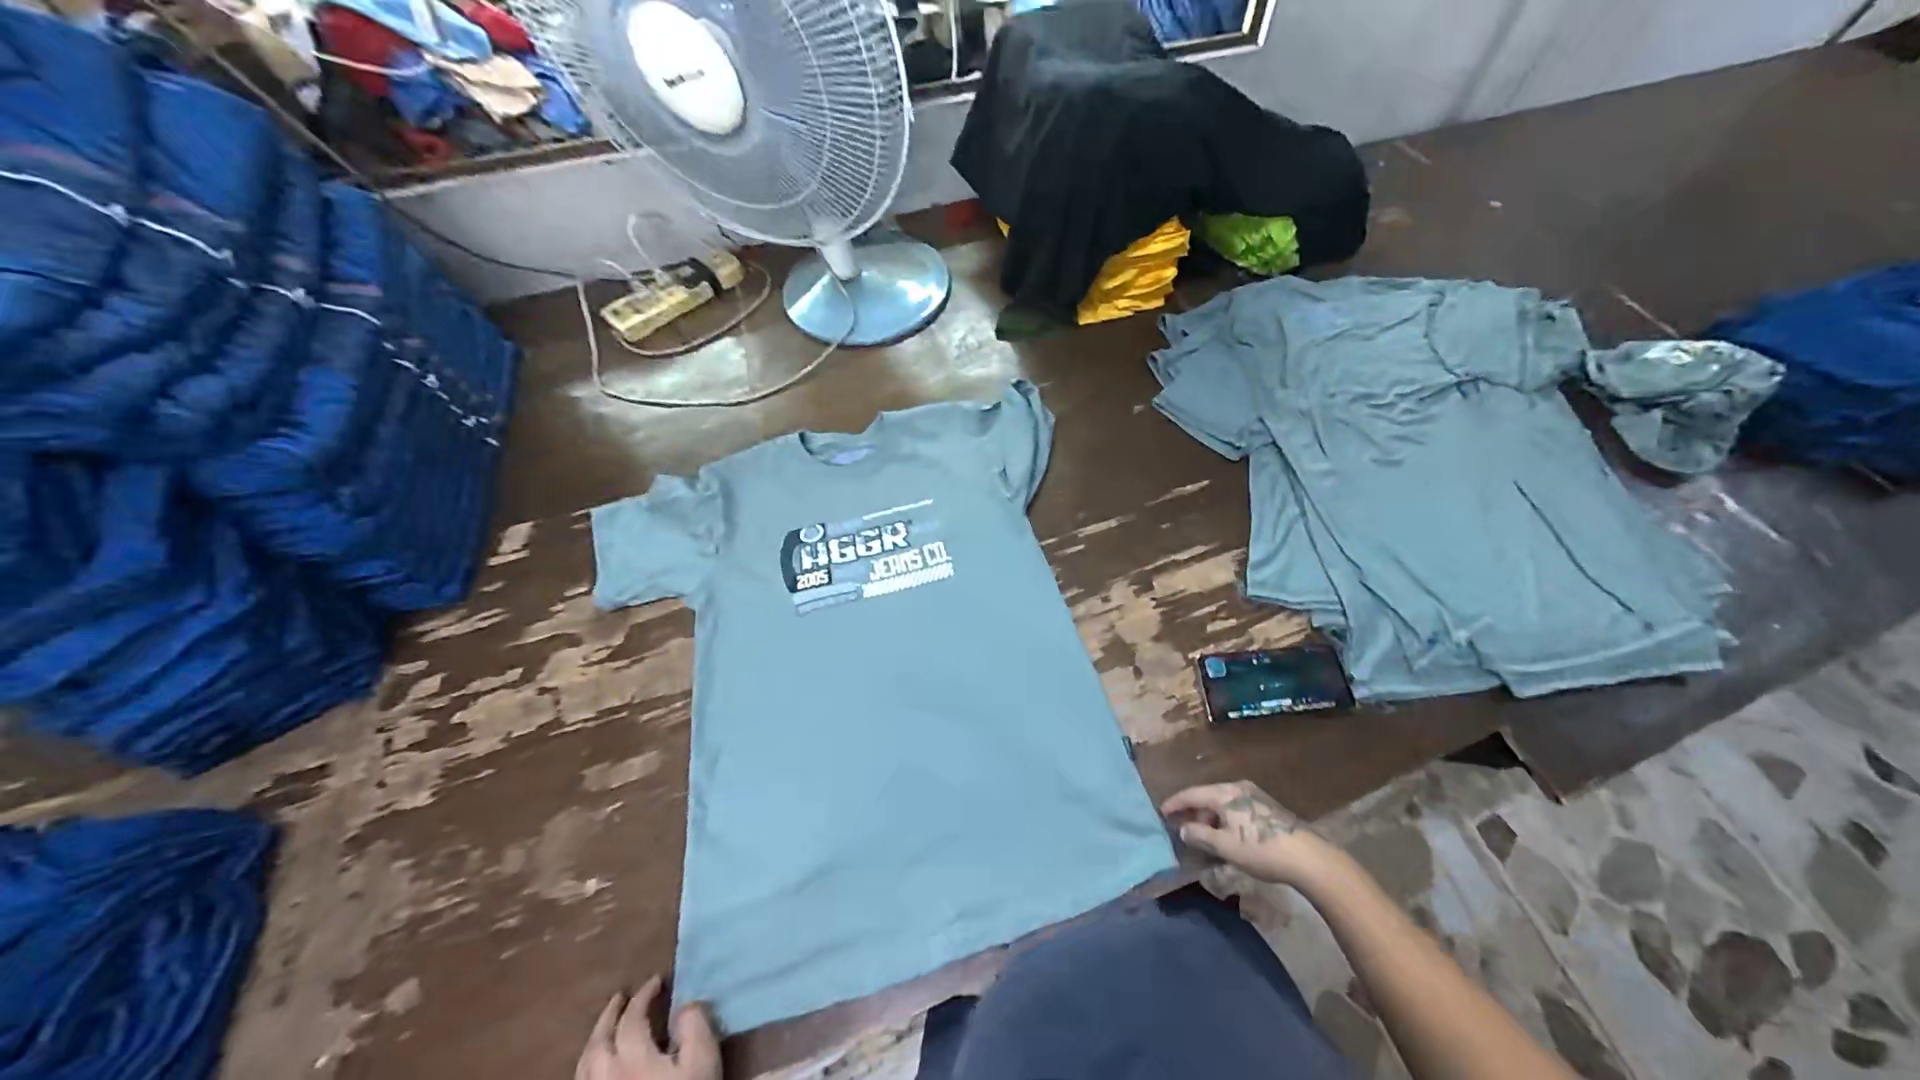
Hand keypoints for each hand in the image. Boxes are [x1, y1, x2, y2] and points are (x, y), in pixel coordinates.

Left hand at [576, 976, 720, 1079]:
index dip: (644, 995)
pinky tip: (596, 1067)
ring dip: (595, 1039)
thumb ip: (695, 1026)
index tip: (657, 980)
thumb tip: (684, 1006)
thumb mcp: (703, 1062)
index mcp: (632, 1057)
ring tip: (605, 1028)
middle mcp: (605, 1076)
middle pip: (599, 1039)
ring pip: (585, 1064)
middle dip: (610, 1014)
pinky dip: (588, 1067)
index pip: (633, 1017)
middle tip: (621, 996)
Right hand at [1161, 781, 1329, 884]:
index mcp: (1224, 793)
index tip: (1161, 813)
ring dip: (1210, 819)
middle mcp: (1237, 788)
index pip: (1191, 794)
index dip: (1174, 804)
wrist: (1309, 858)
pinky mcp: (1266, 807)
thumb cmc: (1261, 849)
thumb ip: (1200, 835)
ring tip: (1205, 838)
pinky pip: (1235, 809)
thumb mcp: (1225, 847)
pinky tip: (1226, 838)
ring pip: (1222, 804)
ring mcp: (1254, 796)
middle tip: (1183, 830)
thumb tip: (1183, 829)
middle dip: (1193, 813)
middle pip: (1207, 797)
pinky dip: (1224, 820)